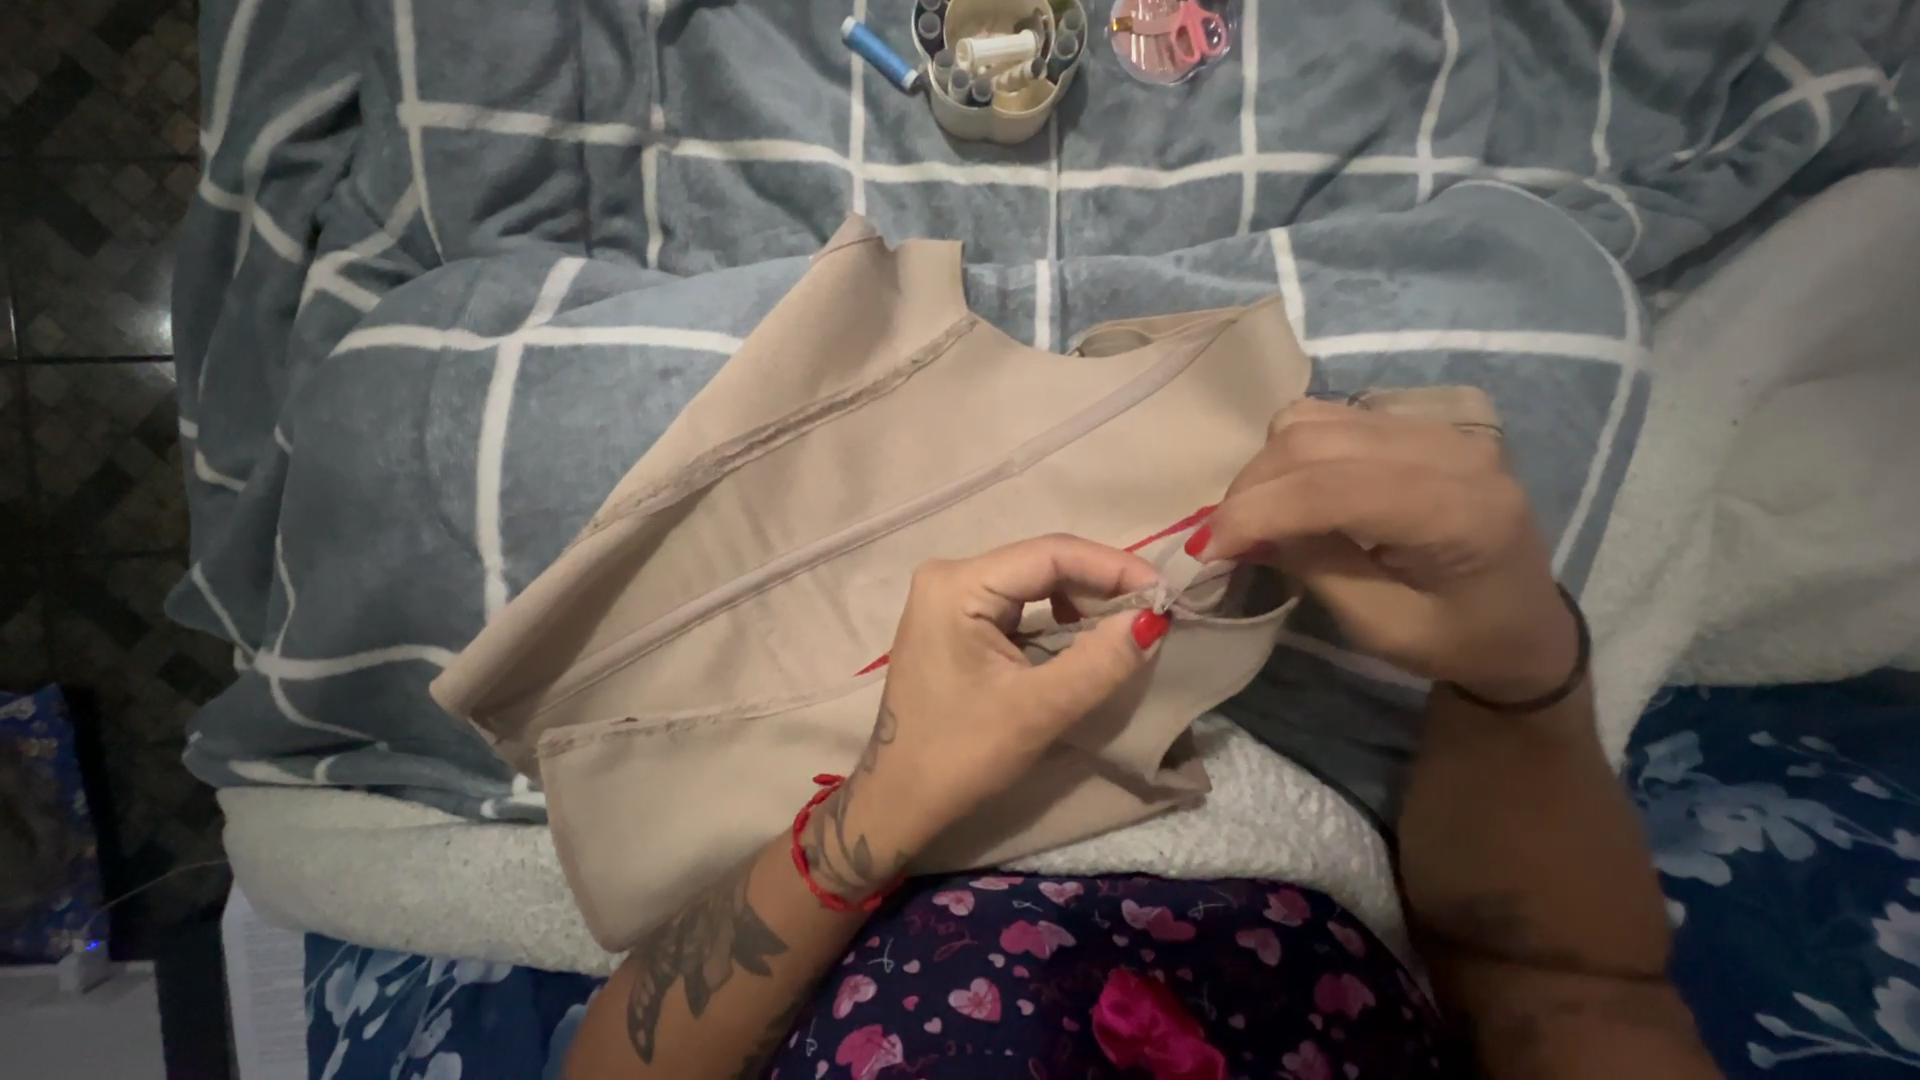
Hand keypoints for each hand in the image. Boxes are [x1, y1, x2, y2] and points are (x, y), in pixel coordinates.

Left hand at [854, 535, 1170, 844]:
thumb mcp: (1037, 710)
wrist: (901, 799)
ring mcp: (949, 598)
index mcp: (957, 584)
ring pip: (1034, 583)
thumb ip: (1099, 661)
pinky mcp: (955, 621)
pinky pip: (1019, 605)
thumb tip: (1154, 619)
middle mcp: (949, 576)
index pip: (1050, 554)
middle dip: (1101, 586)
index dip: (1114, 568)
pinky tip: (1084, 639)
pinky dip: (1057, 619)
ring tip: (1124, 629)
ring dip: (1082, 602)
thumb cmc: (960, 755)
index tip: (1165, 594)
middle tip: (1153, 614)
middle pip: (1042, 563)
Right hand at [1190, 398, 1576, 702]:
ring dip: (1265, 466)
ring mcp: (1436, 428)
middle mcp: (1453, 451)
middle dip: (1250, 488)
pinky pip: (1329, 415)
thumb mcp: (1380, 626)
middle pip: (1314, 441)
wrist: (1526, 623)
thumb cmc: (1459, 640)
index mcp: (1459, 515)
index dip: (1256, 512)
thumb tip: (1240, 532)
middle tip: (1224, 537)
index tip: (1207, 549)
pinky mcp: (1417, 423)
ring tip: (1257, 514)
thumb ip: (1312, 566)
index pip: (1333, 489)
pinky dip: (1290, 451)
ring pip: (1312, 418)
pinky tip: (1291, 489)